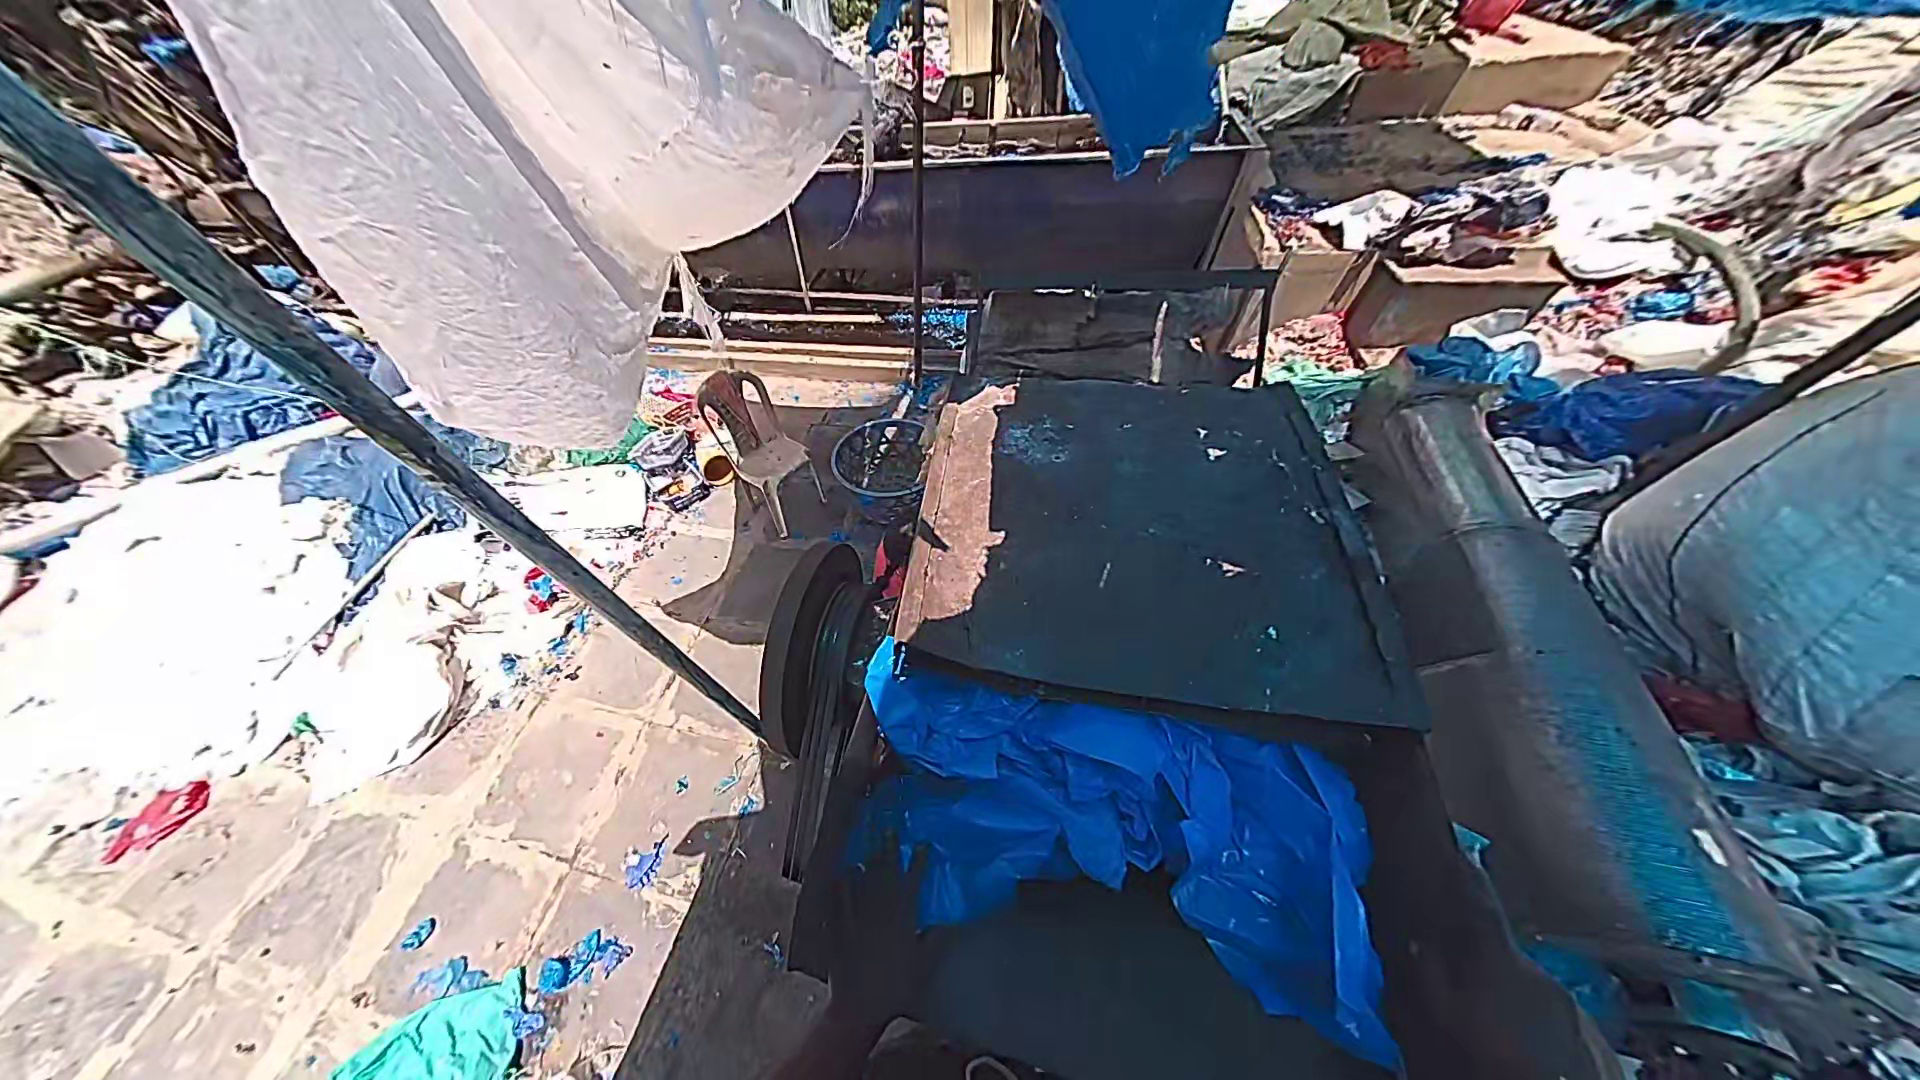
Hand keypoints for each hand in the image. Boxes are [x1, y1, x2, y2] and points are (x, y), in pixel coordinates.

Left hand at [827, 841, 929, 1029]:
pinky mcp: (841, 925)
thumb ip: (935, 940)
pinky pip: (841, 897)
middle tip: (889, 829)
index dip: (919, 861)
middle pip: (886, 872)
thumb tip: (943, 922)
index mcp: (904, 915)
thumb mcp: (924, 964)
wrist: (861, 1005)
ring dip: (867, 861)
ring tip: (869, 846)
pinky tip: (843, 873)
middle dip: (889, 849)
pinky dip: (842, 883)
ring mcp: (859, 914)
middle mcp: (882, 908)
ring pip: (864, 880)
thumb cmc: (897, 986)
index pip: (914, 880)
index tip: (923, 844)